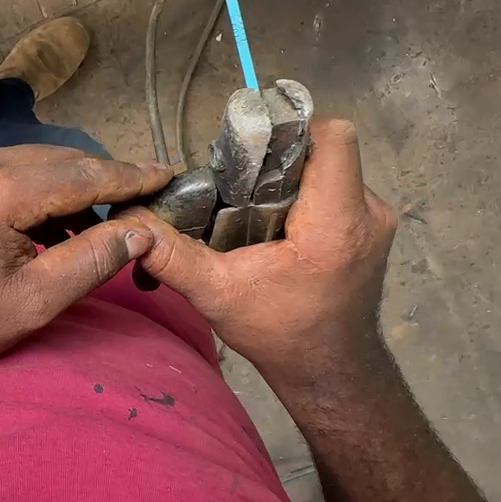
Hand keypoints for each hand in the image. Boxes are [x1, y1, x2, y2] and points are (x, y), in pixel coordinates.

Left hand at [0, 146, 173, 384]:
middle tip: (153, 196)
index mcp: (0, 190)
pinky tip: (66, 221)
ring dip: (78, 185)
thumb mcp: (34, 299)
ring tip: (117, 215)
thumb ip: (92, 259)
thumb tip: (144, 230)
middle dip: (109, 179)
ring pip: (41, 163)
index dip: (133, 177)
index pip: (84, 175)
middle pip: (64, 161)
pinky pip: (17, 172)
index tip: (172, 174)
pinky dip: (47, 190)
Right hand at [126, 118, 397, 389]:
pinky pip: (332, 187)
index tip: (249, 149)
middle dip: (276, 158)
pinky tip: (269, 222)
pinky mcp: (367, 227)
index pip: (334, 138)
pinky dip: (300, 194)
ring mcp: (371, 219)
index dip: (291, 129)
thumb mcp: (217, 294)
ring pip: (326, 168)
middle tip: (235, 185)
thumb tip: (128, 223)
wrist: (330, 372)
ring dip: (286, 177)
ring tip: (249, 206)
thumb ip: (172, 256)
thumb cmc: (281, 334)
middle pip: (323, 151)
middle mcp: (366, 212)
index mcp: (337, 222)